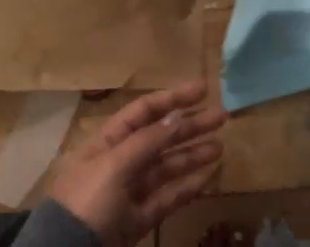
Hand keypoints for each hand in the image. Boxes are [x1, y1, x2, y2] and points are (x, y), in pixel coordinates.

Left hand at [48, 81, 228, 245]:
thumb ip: (148, 141)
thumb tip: (177, 116)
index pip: (144, 111)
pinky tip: (208, 176)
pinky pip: (167, 197)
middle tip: (222, 116)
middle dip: (190, 125)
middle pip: (161, 137)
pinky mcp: (137, 219)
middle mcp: (120, 162)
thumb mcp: (115, 164)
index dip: (173, 98)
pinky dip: (187, 186)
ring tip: (220, 146)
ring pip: (167, 166)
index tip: (202, 89)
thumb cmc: (87, 199)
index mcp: (108, 141)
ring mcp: (130, 192)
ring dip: (193, 154)